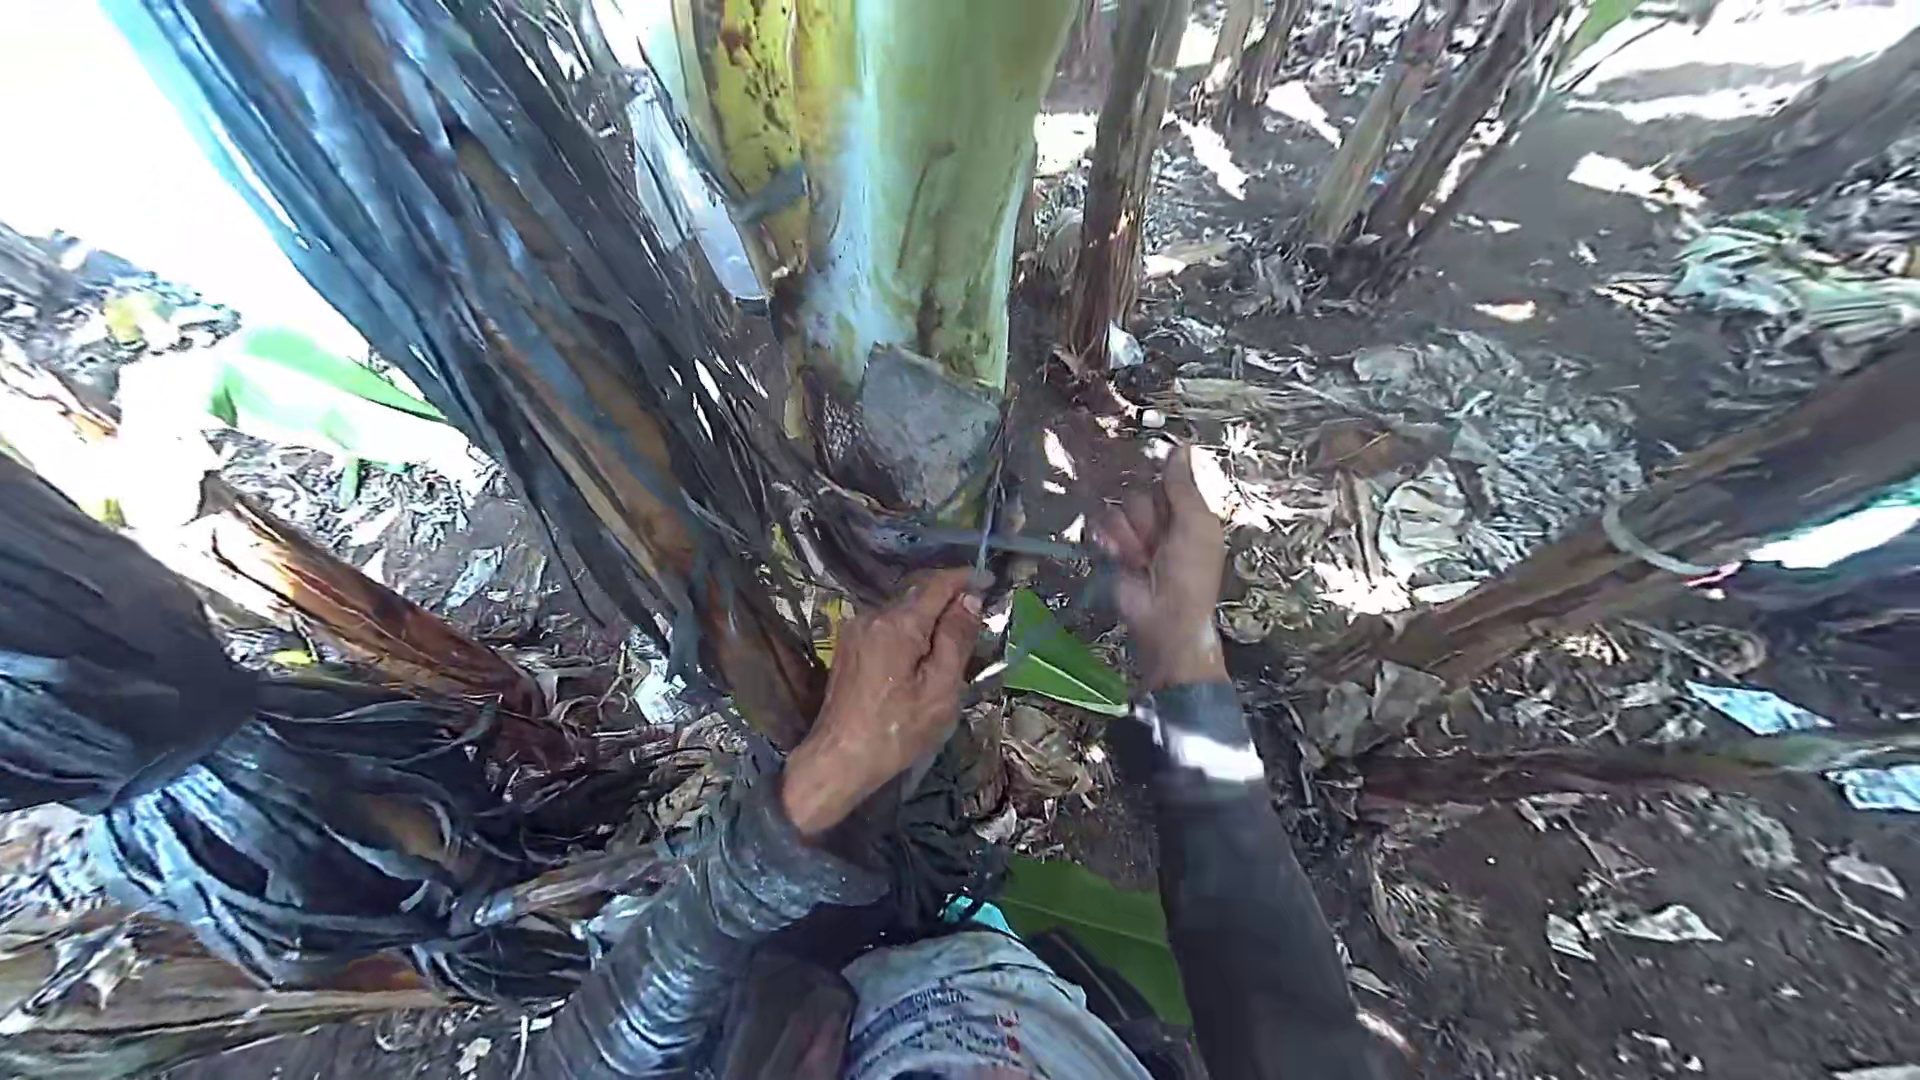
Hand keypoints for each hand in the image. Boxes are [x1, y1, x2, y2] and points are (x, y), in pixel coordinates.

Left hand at [782, 569, 981, 838]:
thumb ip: (956, 638)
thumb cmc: (897, 730)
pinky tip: (923, 650)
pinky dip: (911, 627)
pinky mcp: (850, 644)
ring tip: (954, 636)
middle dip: (949, 597)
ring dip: (930, 614)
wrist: (840, 759)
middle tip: (978, 614)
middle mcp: (873, 615)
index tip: (989, 580)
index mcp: (898, 623)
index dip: (965, 578)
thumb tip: (969, 599)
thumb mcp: (940, 688)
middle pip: (918, 592)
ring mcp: (857, 628)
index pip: (937, 584)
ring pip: (903, 608)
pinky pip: (888, 623)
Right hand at [1096, 445, 1228, 691]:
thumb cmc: (1191, 573)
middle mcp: (1158, 521)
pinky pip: (1100, 528)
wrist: (1164, 617)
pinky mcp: (1110, 550)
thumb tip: (1183, 446)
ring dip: (1128, 535)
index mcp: (1185, 513)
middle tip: (1157, 542)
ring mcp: (1132, 536)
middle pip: (1138, 495)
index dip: (1162, 488)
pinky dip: (1110, 543)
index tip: (1161, 494)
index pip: (1165, 481)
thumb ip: (1184, 486)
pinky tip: (1121, 558)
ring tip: (1140, 558)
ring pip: (1118, 511)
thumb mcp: (1196, 525)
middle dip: (1146, 519)